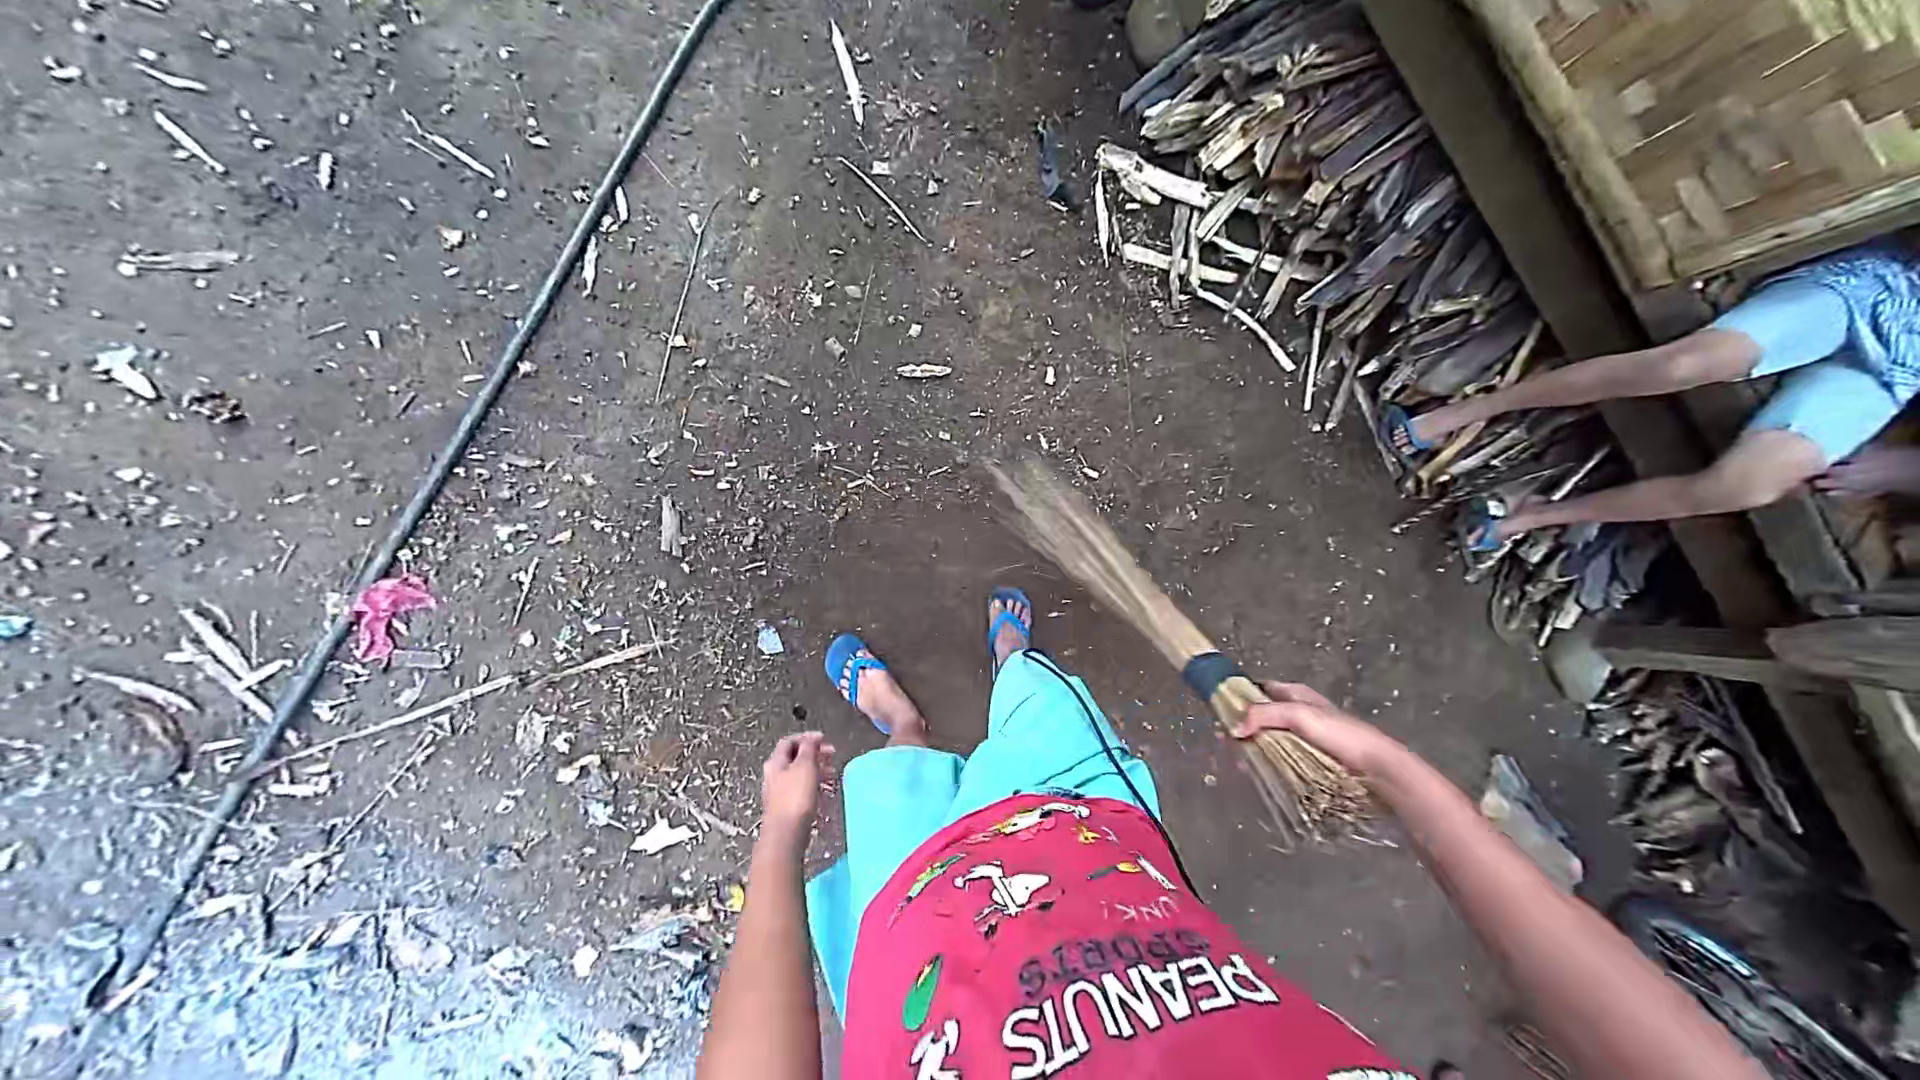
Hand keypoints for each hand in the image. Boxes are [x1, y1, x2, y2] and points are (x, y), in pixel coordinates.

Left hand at [760, 731, 834, 841]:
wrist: (786, 832)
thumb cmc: (796, 796)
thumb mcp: (805, 765)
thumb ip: (809, 748)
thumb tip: (811, 739)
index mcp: (776, 762)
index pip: (789, 741)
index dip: (807, 737)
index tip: (824, 739)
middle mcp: (774, 774)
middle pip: (794, 757)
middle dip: (814, 753)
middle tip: (831, 754)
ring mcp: (779, 791)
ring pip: (799, 772)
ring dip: (816, 768)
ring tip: (831, 771)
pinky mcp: (787, 805)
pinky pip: (801, 787)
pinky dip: (814, 782)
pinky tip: (824, 788)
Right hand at [1231, 681, 1409, 776]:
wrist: (1378, 768)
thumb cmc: (1340, 734)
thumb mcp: (1298, 715)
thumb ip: (1263, 715)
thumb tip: (1233, 729)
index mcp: (1295, 693)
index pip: (1257, 688)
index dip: (1239, 695)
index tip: (1220, 710)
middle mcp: (1298, 710)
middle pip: (1260, 713)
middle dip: (1243, 725)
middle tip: (1227, 741)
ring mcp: (1303, 734)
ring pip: (1268, 735)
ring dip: (1252, 745)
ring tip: (1240, 759)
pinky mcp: (1309, 757)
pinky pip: (1279, 755)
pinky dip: (1265, 759)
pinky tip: (1258, 769)